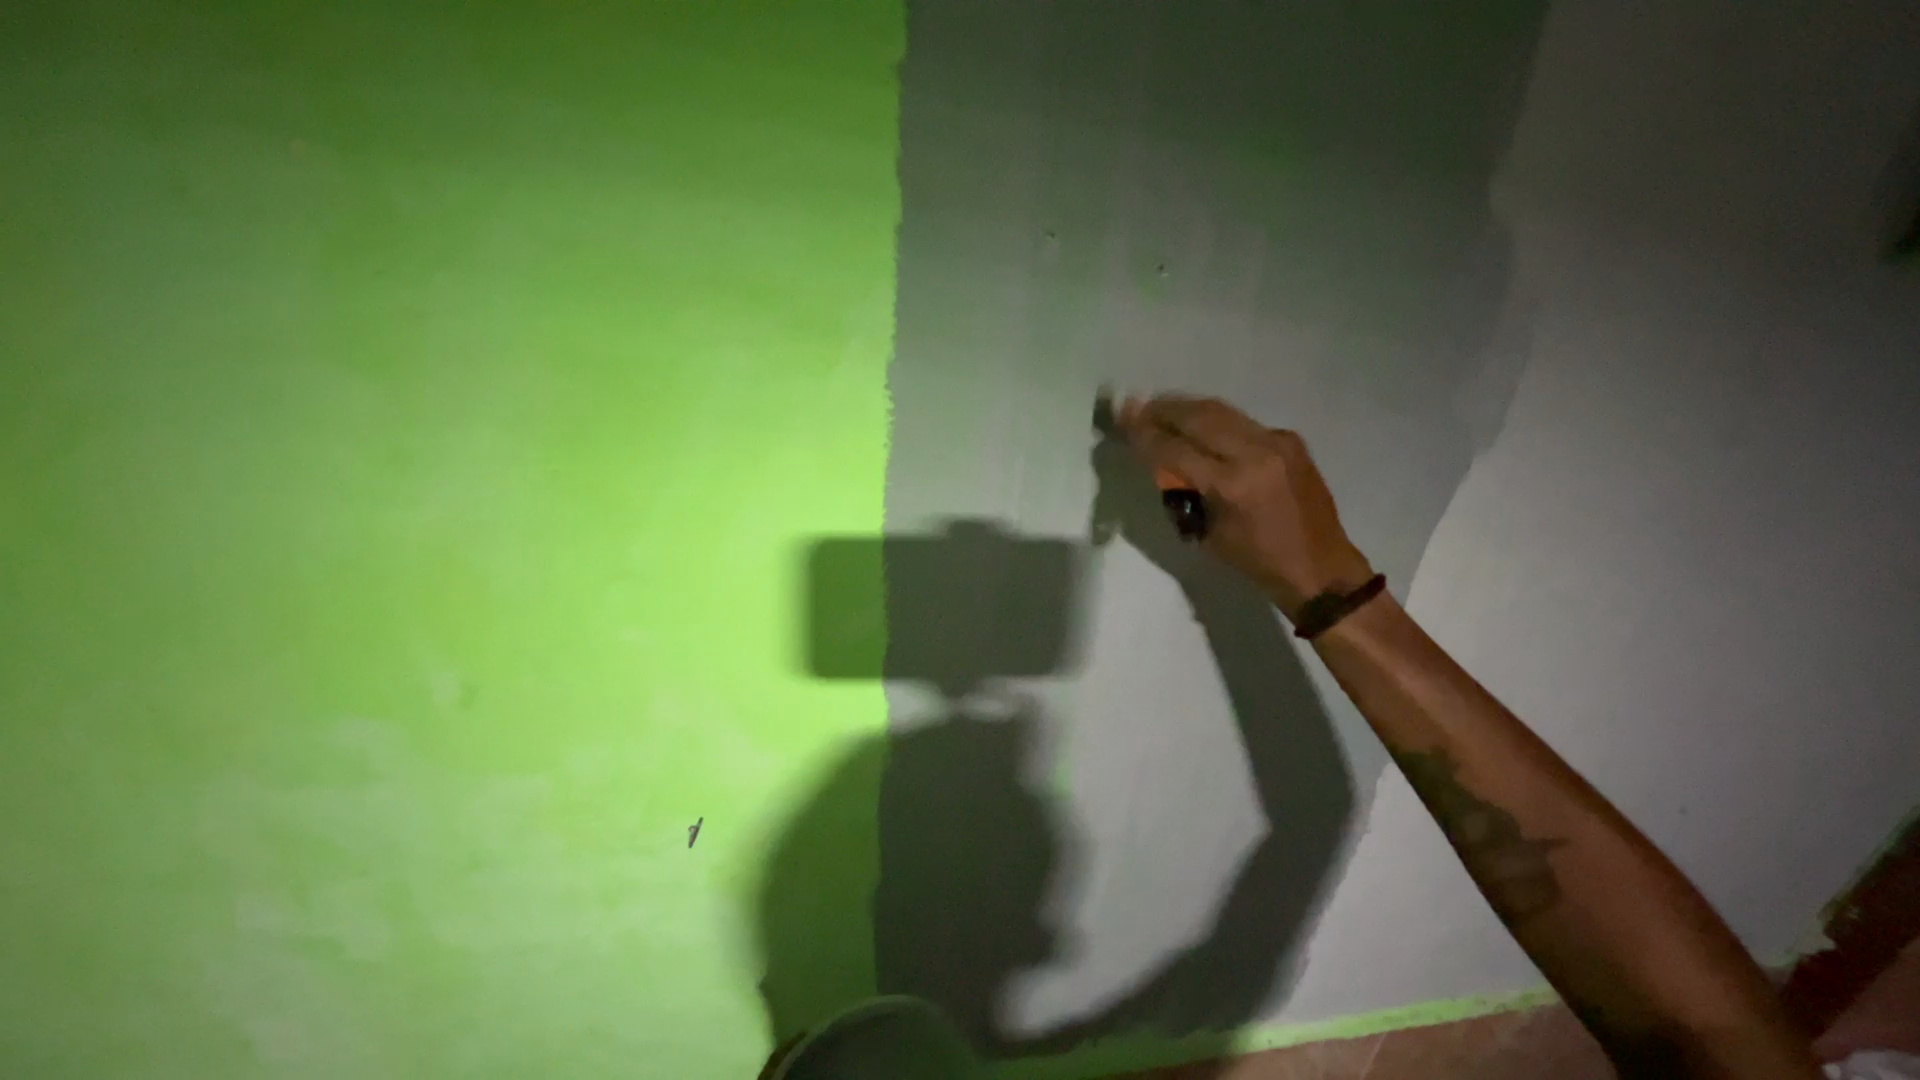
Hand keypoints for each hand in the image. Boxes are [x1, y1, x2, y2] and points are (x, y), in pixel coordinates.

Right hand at [1115, 393, 1374, 621]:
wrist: (1320, 566)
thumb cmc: (1257, 561)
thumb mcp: (1208, 533)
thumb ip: (1184, 491)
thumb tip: (1159, 459)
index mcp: (1232, 486)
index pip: (1175, 449)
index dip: (1144, 434)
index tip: (1122, 418)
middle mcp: (1256, 453)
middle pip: (1197, 417)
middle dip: (1162, 410)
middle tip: (1135, 406)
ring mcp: (1276, 441)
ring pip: (1220, 411)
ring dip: (1186, 407)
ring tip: (1160, 408)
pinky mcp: (1289, 439)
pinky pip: (1242, 421)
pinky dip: (1214, 419)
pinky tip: (1199, 424)